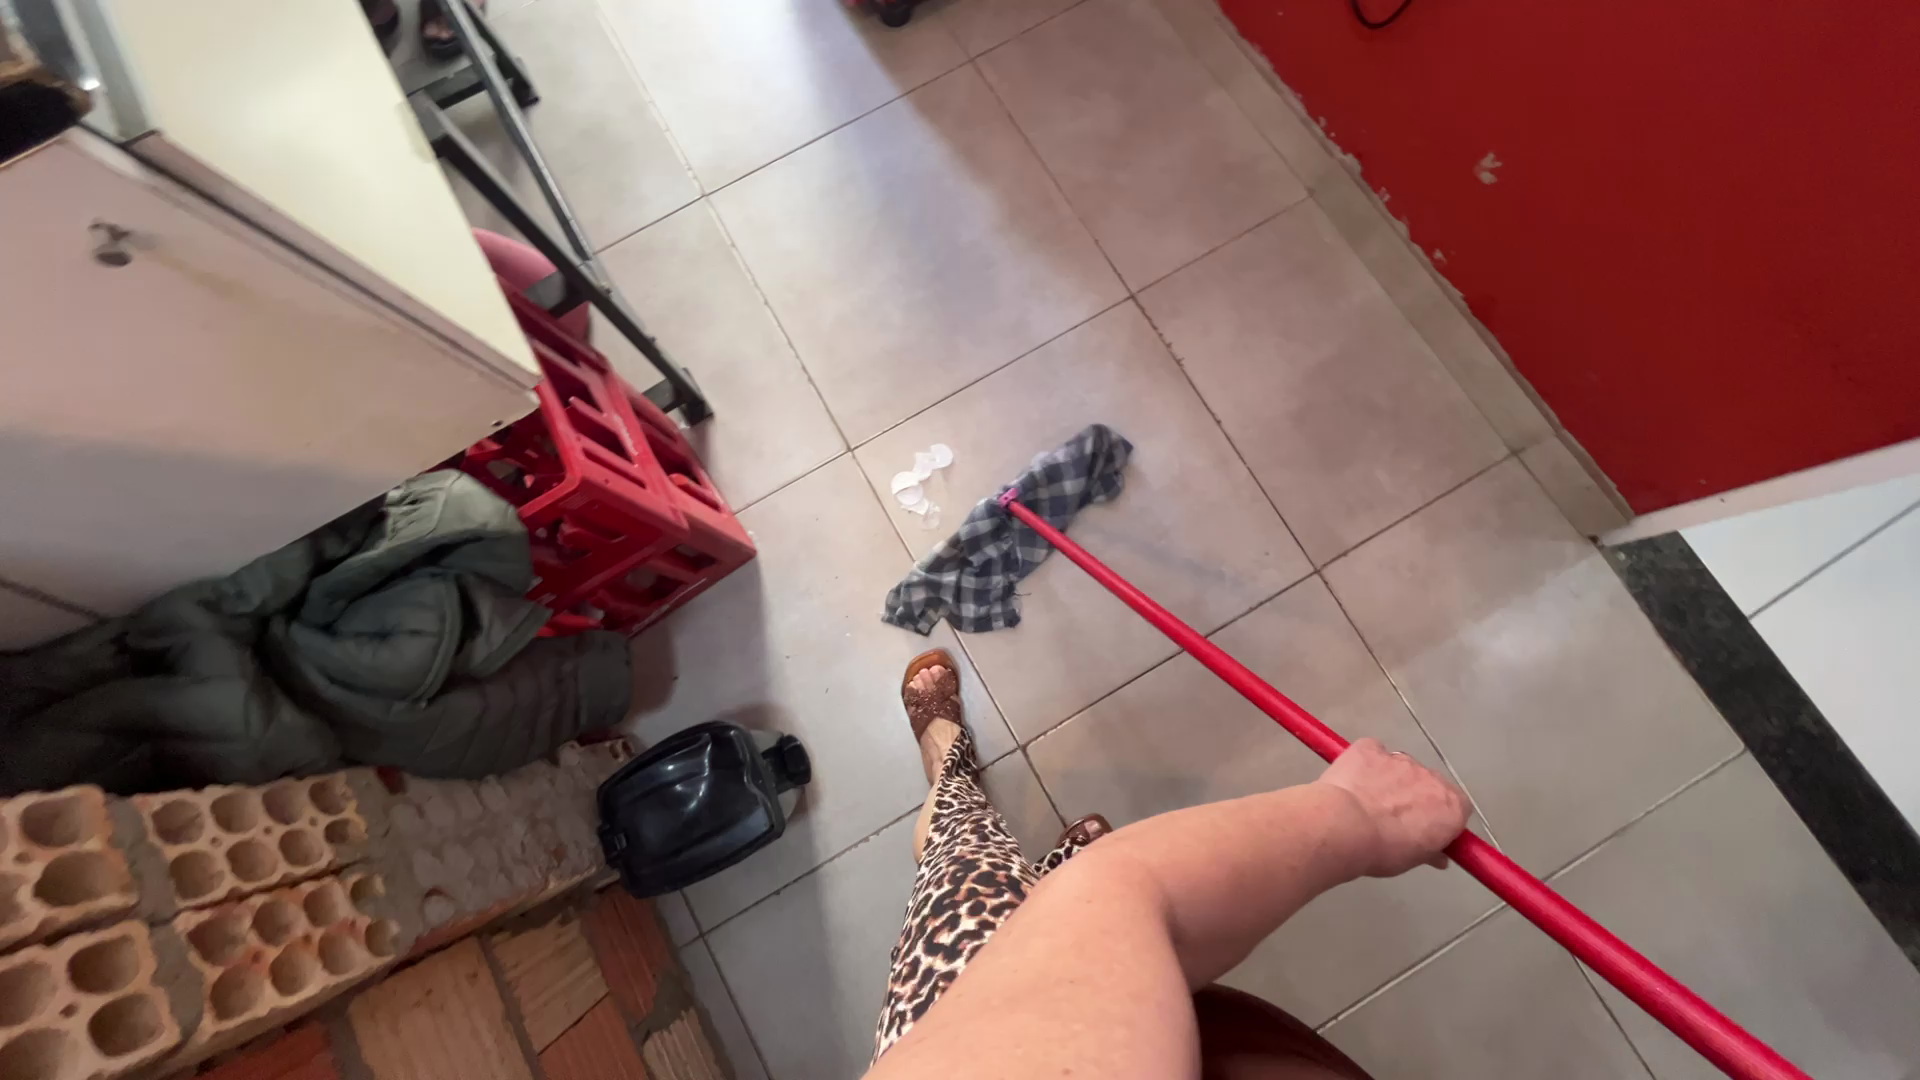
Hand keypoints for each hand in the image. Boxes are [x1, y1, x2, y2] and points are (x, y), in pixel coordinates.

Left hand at [1315, 738, 1470, 877]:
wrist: (1345, 825)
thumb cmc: (1383, 850)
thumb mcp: (1415, 859)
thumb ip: (1431, 849)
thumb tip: (1437, 855)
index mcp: (1452, 805)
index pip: (1456, 805)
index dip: (1439, 816)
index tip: (1425, 828)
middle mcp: (1430, 776)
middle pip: (1427, 783)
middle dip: (1413, 795)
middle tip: (1392, 815)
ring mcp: (1399, 758)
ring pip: (1399, 766)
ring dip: (1388, 777)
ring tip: (1366, 797)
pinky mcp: (1369, 747)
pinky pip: (1372, 750)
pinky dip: (1365, 760)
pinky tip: (1353, 777)